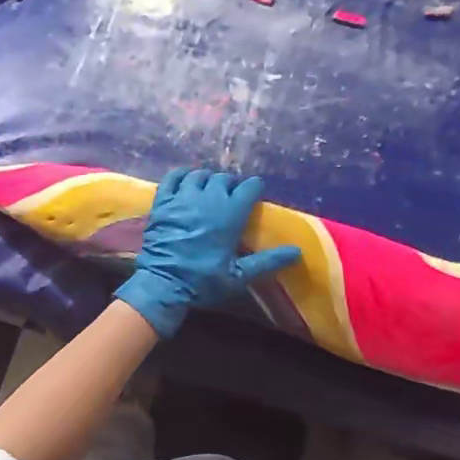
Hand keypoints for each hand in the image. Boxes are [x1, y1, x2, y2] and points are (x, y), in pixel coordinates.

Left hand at [114, 169, 300, 337]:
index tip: (254, 194)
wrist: (162, 284)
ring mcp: (182, 199)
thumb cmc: (203, 282)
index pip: (249, 188)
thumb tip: (297, 251)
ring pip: (199, 175)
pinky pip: (172, 178)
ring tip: (209, 189)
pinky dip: (181, 175)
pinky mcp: (162, 203)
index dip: (254, 188)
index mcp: (230, 215)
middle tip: (231, 196)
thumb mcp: (239, 276)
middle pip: (223, 178)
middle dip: (231, 184)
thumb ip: (267, 261)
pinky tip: (186, 180)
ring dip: (207, 179)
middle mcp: (208, 200)